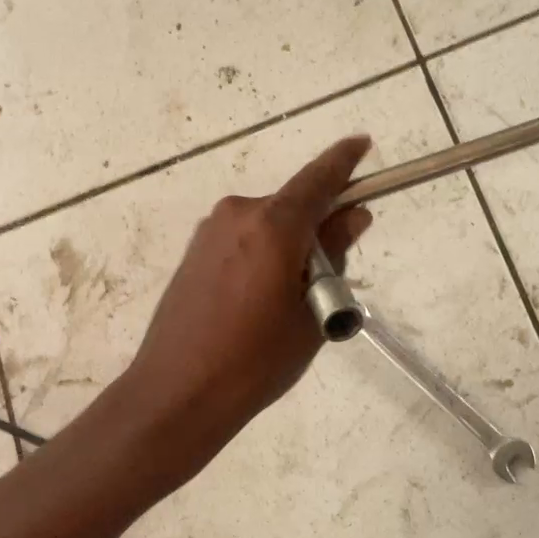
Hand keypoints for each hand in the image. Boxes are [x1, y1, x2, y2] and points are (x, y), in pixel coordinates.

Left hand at [116, 136, 374, 481]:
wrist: (176, 394)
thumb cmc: (255, 360)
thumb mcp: (311, 312)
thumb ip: (334, 255)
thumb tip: (353, 216)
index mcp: (273, 226)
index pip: (318, 180)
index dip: (343, 161)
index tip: (362, 143)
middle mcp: (239, 214)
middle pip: (293, 206)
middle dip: (317, 230)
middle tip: (328, 283)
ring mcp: (210, 232)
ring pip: (267, 225)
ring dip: (288, 247)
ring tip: (287, 306)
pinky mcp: (194, 252)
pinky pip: (243, 239)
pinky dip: (263, 255)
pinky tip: (257, 304)